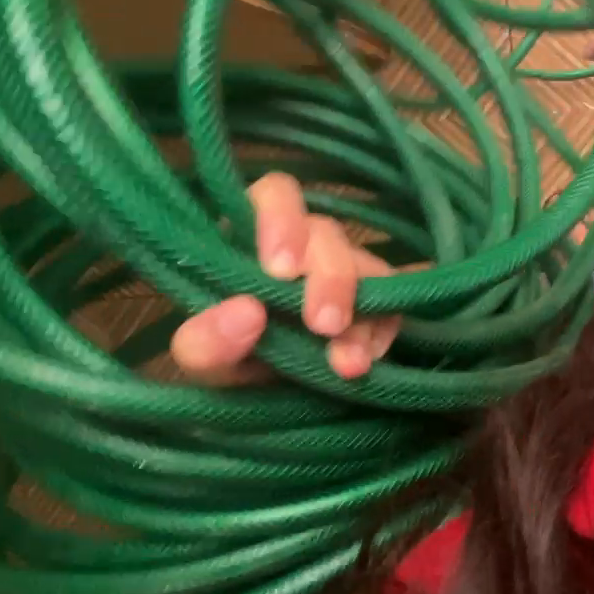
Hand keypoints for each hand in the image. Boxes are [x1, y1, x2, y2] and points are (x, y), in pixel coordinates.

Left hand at [170, 173, 399, 383]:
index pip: (275, 195)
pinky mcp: (377, 299)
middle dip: (331, 279)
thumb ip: (205, 342)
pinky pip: (391, 303)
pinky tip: (364, 360)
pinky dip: (380, 333)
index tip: (281, 270)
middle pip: (327, 234)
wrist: (268, 398)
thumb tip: (248, 311)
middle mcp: (304, 243)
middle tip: (324, 325)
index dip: (282, 220)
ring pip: (367, 267)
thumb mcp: (202, 362)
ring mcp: (345, 268)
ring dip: (360, 313)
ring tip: (347, 364)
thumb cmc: (228, 363)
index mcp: (252, 237)